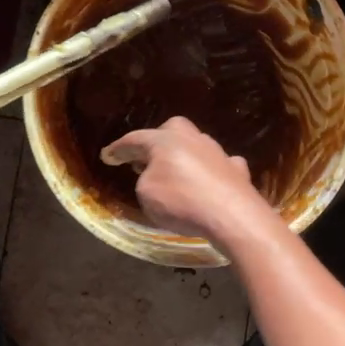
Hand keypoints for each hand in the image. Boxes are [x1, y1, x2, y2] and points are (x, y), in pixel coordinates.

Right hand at [100, 116, 274, 239]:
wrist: (232, 214)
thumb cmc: (182, 201)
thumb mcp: (146, 194)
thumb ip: (145, 179)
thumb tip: (156, 175)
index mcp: (165, 141)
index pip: (136, 140)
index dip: (119, 149)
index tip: (108, 156)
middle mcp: (192, 138)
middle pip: (171, 130)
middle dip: (157, 141)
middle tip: (146, 159)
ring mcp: (218, 152)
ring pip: (196, 144)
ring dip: (185, 155)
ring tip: (176, 172)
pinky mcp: (236, 170)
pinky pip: (219, 164)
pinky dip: (211, 170)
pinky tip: (210, 180)